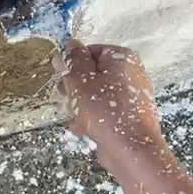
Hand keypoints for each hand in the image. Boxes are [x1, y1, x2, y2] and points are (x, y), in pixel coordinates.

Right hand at [57, 41, 164, 162]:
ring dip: (79, 104)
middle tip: (65, 96)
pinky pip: (105, 111)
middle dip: (74, 86)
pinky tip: (83, 128)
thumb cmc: (104, 110)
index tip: (61, 75)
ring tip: (73, 116)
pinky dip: (92, 117)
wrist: (131, 149)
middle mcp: (131, 73)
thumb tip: (71, 43)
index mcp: (122, 58)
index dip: (72, 63)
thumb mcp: (81, 79)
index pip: (90, 51)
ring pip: (96, 94)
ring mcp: (131, 96)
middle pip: (93, 73)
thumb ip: (74, 59)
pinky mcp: (129, 116)